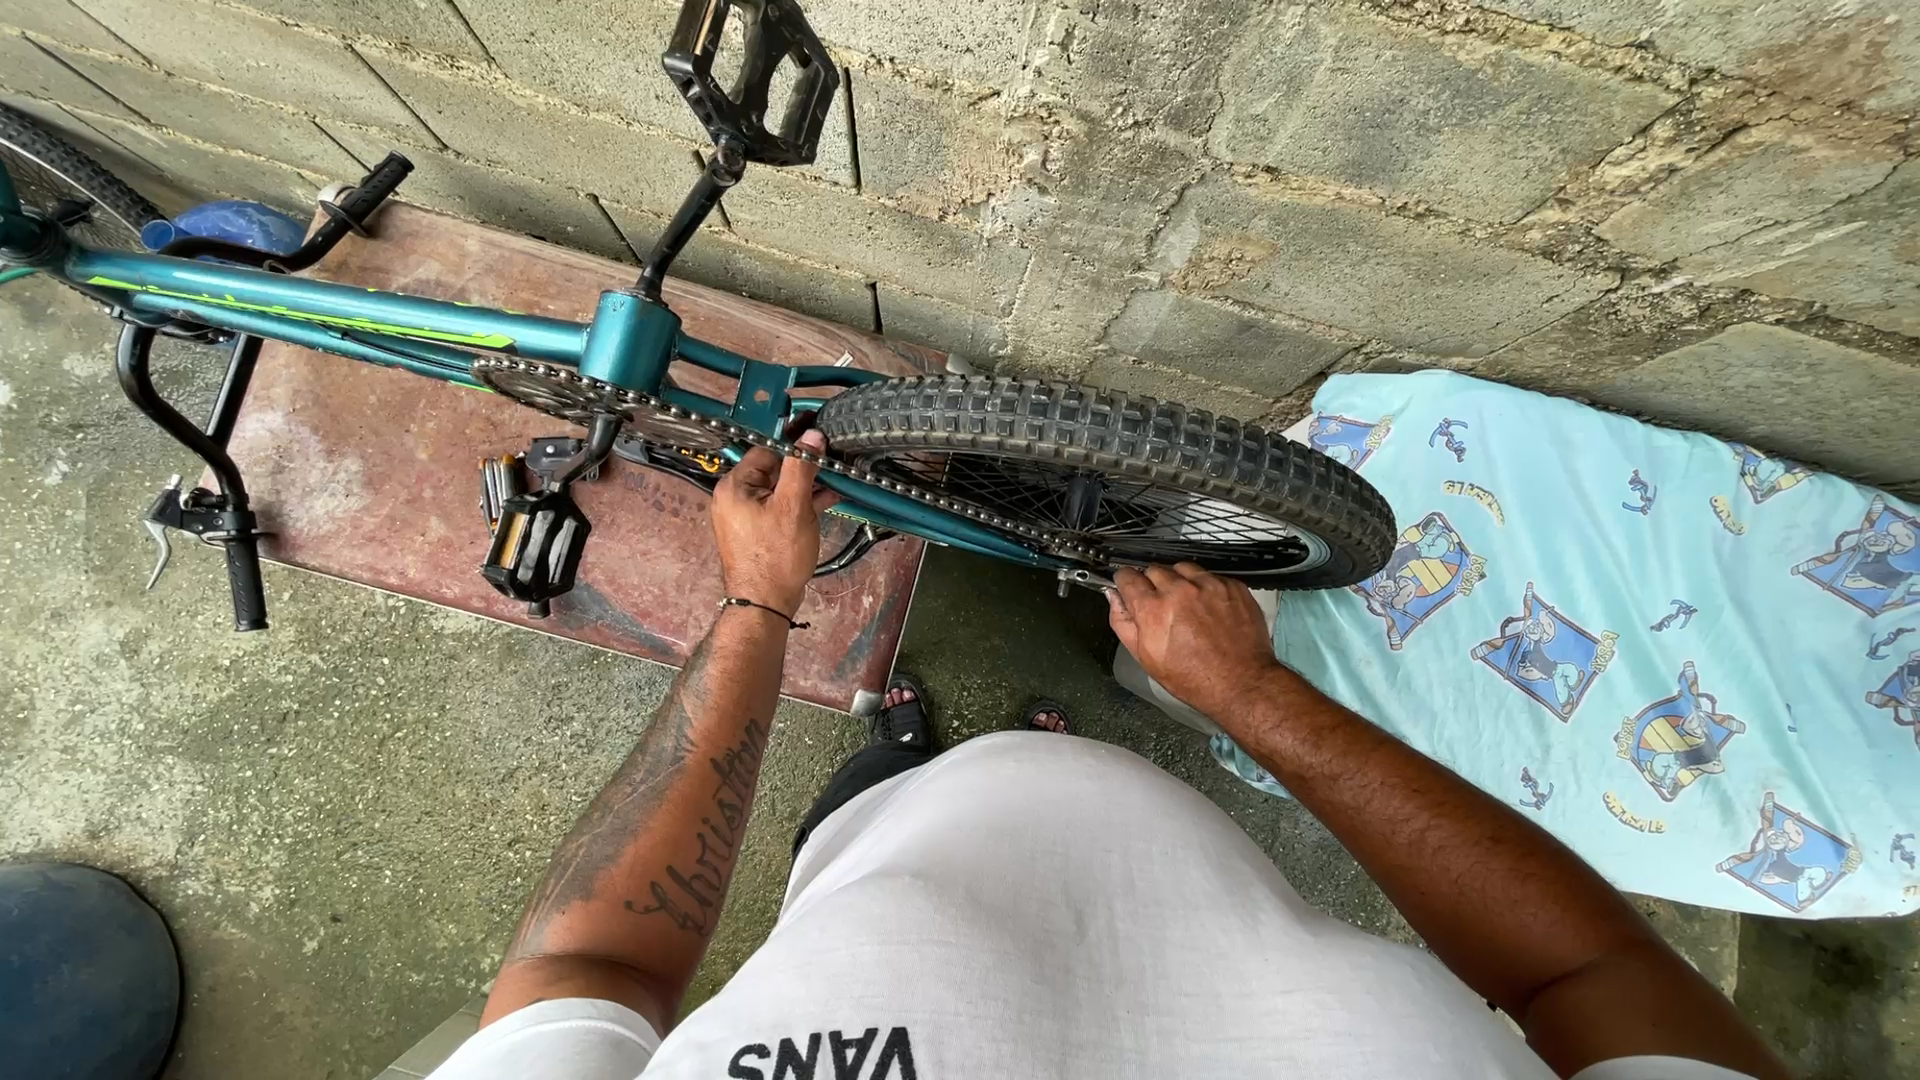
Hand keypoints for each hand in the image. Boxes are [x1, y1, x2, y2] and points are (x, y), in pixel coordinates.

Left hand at [711, 429, 837, 617]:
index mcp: (735, 486)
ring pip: (780, 489)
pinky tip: (826, 500)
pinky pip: (781, 507)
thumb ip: (801, 467)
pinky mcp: (759, 531)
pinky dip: (801, 503)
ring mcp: (746, 516)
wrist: (765, 603)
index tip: (819, 440)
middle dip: (803, 467)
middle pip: (773, 470)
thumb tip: (811, 437)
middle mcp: (735, 498)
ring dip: (806, 486)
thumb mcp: (793, 505)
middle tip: (831, 462)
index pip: (766, 451)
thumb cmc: (775, 556)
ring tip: (835, 482)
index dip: (794, 445)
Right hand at [1108, 563, 1283, 718]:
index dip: (1125, 583)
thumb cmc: (1192, 677)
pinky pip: (1210, 576)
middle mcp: (1180, 591)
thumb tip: (1113, 598)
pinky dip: (1205, 587)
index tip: (1129, 587)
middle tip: (1161, 605)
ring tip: (1186, 604)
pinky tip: (1208, 609)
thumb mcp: (1144, 656)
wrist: (1241, 683)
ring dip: (1179, 581)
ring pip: (1182, 568)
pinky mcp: (1232, 586)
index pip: (1127, 576)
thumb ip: (1122, 622)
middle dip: (1153, 584)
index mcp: (1153, 609)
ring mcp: (1208, 586)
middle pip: (1154, 569)